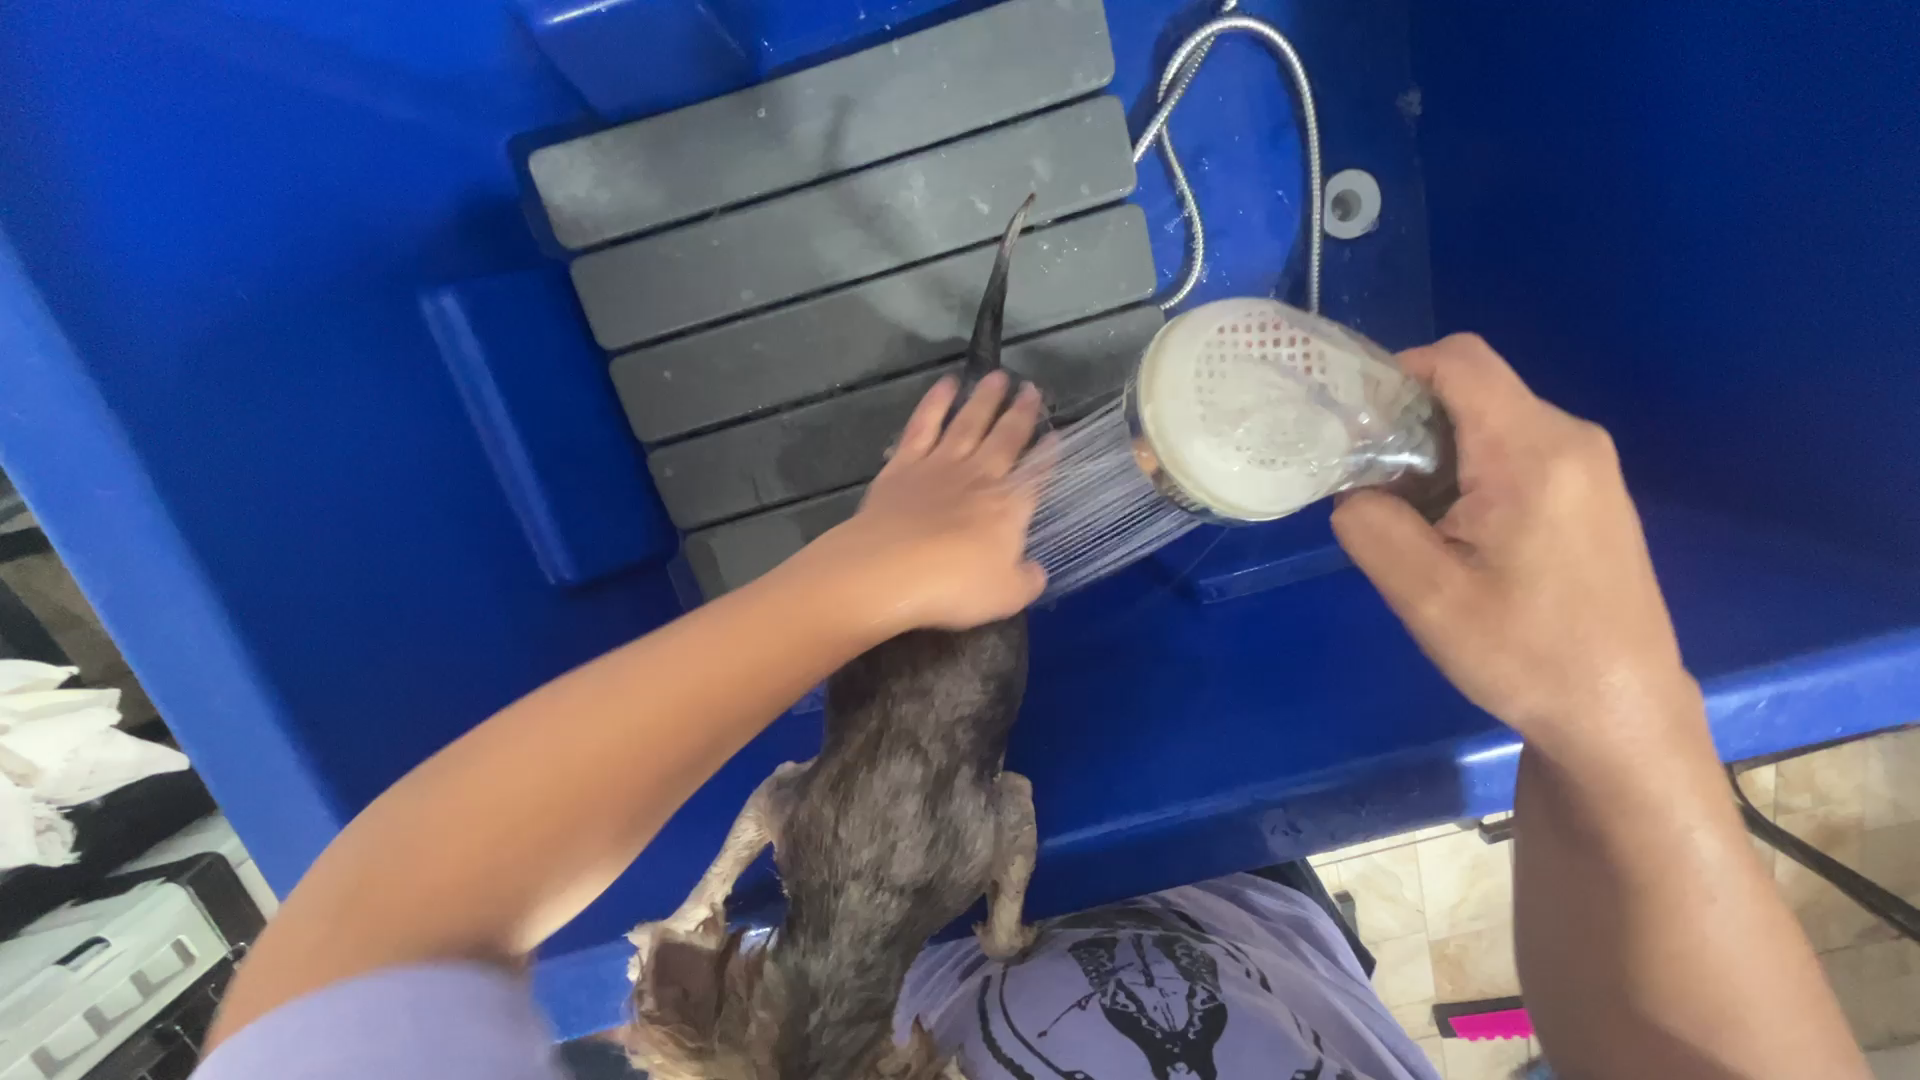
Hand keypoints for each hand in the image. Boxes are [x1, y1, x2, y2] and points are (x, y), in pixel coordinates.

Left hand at [803, 372, 1046, 632]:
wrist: (888, 570)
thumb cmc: (953, 586)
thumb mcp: (1007, 596)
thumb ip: (1027, 580)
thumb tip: (1035, 570)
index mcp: (1009, 507)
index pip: (1035, 475)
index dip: (1048, 455)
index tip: (1056, 435)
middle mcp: (978, 477)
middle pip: (1005, 438)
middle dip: (1021, 413)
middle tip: (1031, 389)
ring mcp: (938, 466)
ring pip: (968, 423)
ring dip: (984, 399)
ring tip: (997, 376)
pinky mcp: (902, 466)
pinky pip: (923, 425)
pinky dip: (935, 403)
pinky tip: (944, 385)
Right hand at [1330, 334, 1695, 748]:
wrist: (1619, 715)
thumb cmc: (1524, 654)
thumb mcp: (1423, 594)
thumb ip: (1369, 525)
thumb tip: (1352, 490)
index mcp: (1532, 451)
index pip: (1457, 360)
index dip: (1393, 374)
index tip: (1349, 426)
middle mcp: (1569, 440)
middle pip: (1468, 391)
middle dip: (1404, 426)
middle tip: (1366, 490)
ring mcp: (1585, 466)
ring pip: (1483, 424)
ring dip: (1429, 457)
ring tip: (1405, 522)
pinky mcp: (1584, 494)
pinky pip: (1507, 454)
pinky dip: (1460, 476)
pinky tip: (1448, 536)